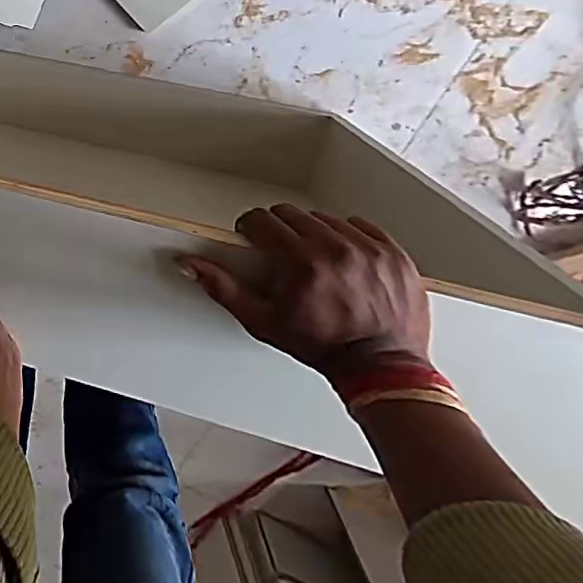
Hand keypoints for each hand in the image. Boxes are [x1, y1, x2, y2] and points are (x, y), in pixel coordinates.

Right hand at [177, 204, 430, 377]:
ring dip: (312, 231)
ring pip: (324, 217)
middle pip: (290, 213)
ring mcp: (367, 250)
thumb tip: (190, 266)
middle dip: (279, 228)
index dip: (250, 228)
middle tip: (281, 250)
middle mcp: (335, 250)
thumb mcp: (261, 320)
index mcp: (301, 262)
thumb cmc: (324, 346)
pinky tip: (342, 253)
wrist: (381, 369)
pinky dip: (349, 235)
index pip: (262, 219)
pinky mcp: (392, 255)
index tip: (253, 236)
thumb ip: (221, 287)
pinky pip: (361, 226)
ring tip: (313, 256)